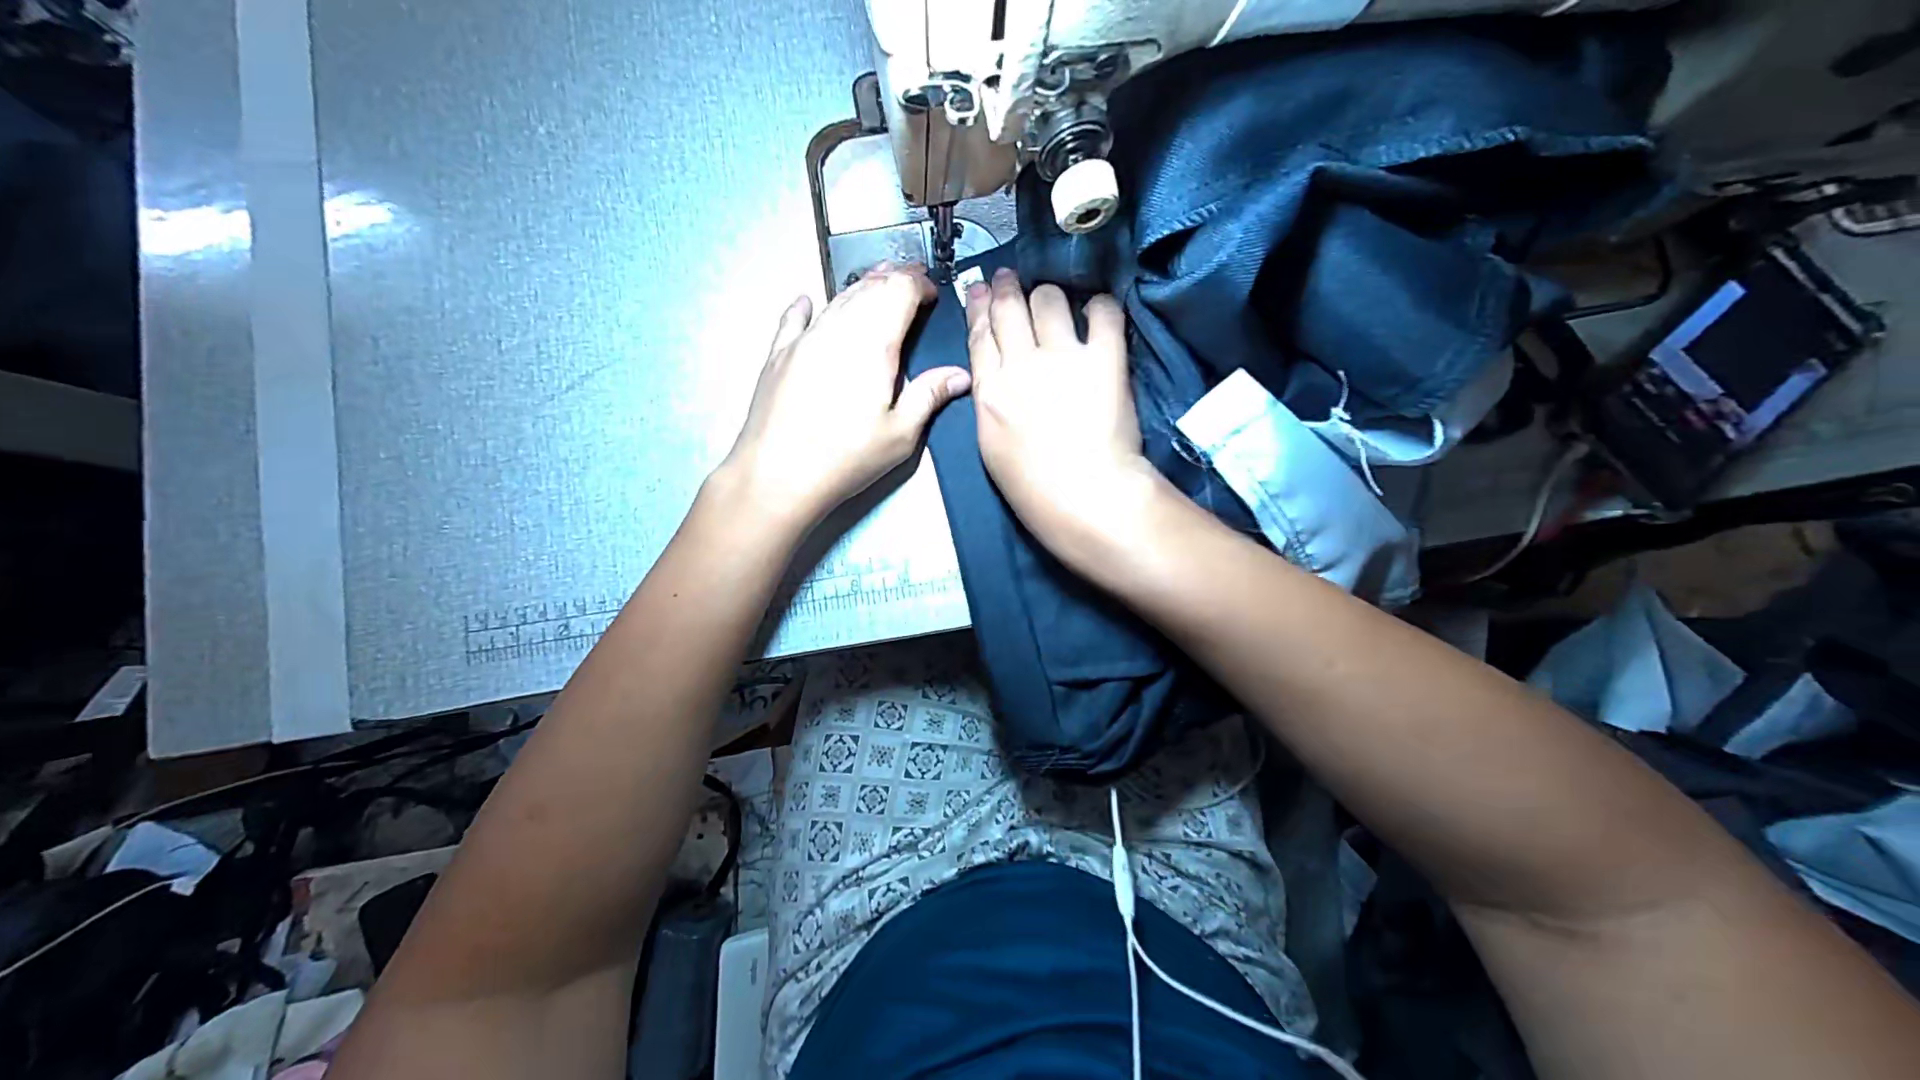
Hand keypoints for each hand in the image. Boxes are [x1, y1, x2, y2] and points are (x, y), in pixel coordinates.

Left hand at [717, 263, 970, 531]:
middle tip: (910, 284)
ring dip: (860, 289)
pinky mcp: (779, 354)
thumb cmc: (846, 457)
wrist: (777, 474)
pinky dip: (806, 306)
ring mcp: (805, 338)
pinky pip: (794, 318)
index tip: (932, 294)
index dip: (920, 284)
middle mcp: (839, 328)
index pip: (900, 290)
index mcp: (874, 343)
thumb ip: (929, 396)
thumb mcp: (900, 434)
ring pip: (837, 298)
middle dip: (893, 279)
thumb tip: (961, 374)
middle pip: (869, 287)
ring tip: (876, 289)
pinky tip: (807, 302)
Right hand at [967, 268, 1164, 561]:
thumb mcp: (991, 446)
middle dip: (1007, 287)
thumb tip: (996, 376)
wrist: (1084, 496)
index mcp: (989, 391)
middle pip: (1010, 308)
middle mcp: (1021, 364)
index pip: (980, 334)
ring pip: (1049, 299)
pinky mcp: (1104, 358)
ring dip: (1049, 294)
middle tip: (1010, 278)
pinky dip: (1099, 306)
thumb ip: (990, 403)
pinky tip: (1097, 310)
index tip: (982, 289)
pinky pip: (1102, 312)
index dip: (980, 305)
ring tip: (1054, 297)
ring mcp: (1063, 357)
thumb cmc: (1032, 488)